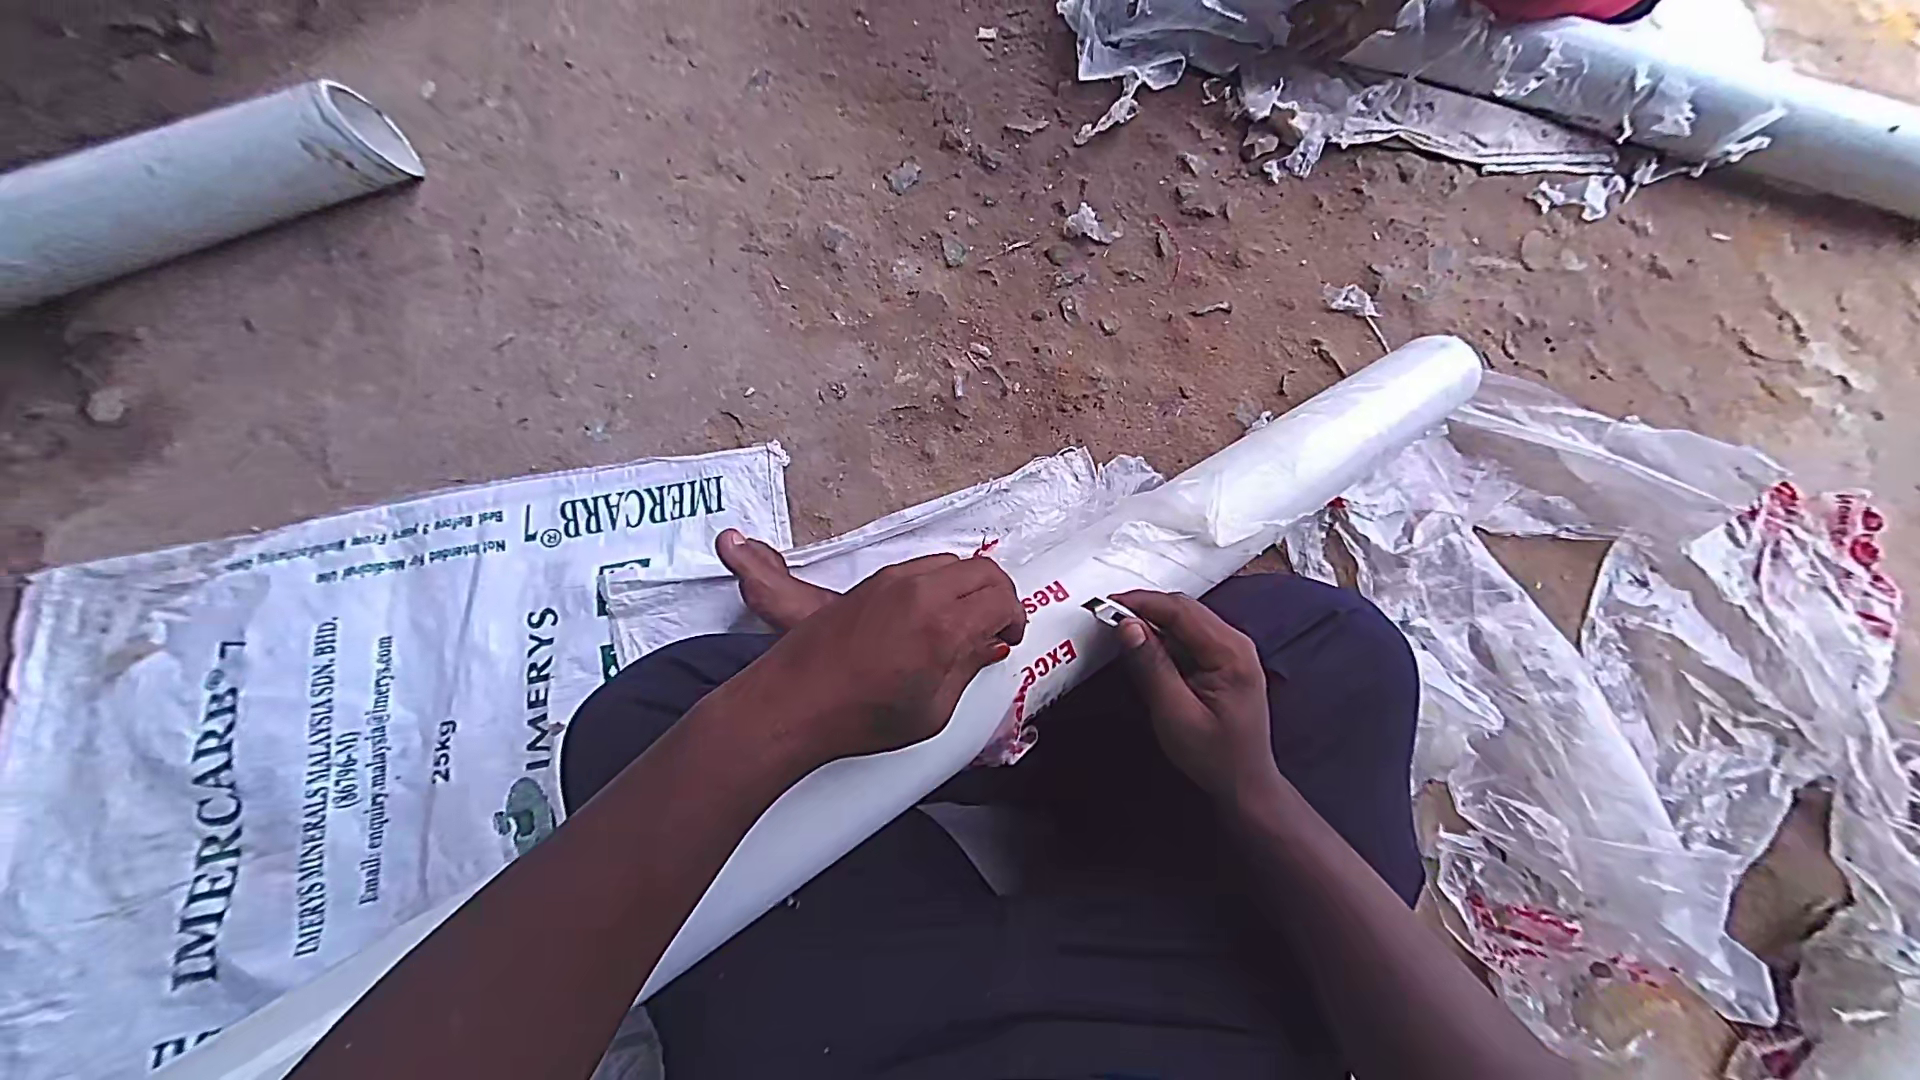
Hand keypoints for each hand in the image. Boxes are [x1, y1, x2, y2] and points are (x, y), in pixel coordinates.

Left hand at [720, 549, 1026, 765]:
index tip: (1009, 635)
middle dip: (1001, 596)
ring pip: (954, 562)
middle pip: (985, 570)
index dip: (1016, 619)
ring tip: (964, 619)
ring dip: (970, 586)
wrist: (792, 703)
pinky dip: (940, 582)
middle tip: (997, 625)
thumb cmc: (852, 715)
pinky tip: (932, 613)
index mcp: (941, 627)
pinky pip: (923, 566)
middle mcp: (919, 593)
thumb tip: (988, 648)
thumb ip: (968, 669)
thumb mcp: (931, 710)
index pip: (1002, 600)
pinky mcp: (872, 580)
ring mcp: (893, 581)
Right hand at [1113, 590, 1280, 801]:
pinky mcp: (1220, 659)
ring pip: (1183, 619)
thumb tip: (1128, 626)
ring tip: (1120, 629)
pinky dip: (1161, 635)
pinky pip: (1186, 634)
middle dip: (1144, 608)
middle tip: (1108, 615)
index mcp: (1231, 653)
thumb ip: (1152, 666)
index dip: (1141, 603)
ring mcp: (1230, 650)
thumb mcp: (1175, 714)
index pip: (1180, 611)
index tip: (1108, 605)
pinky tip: (1143, 647)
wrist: (1244, 784)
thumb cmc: (1214, 756)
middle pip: (1183, 609)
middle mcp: (1235, 644)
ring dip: (1151, 620)